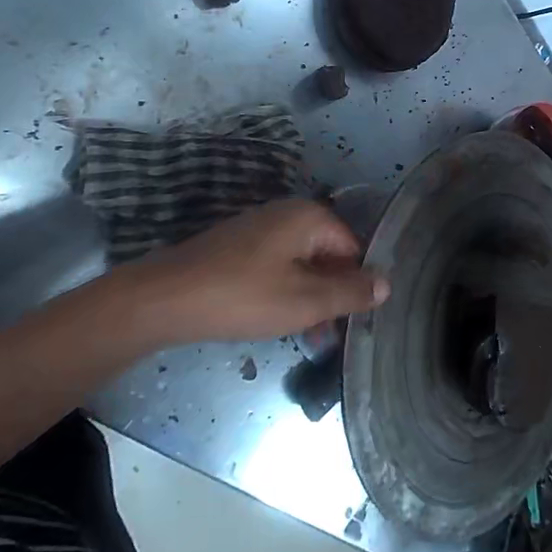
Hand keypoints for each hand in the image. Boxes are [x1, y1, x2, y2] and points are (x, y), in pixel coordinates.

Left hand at [125, 199, 388, 346]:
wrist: (164, 298)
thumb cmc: (243, 297)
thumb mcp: (306, 301)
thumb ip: (351, 292)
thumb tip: (388, 283)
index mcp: (309, 217)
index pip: (354, 248)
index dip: (357, 285)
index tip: (354, 321)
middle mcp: (288, 213)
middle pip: (329, 253)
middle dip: (333, 293)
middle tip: (330, 336)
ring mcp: (260, 227)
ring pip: (302, 263)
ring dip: (310, 297)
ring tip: (308, 337)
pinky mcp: (239, 245)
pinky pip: (277, 265)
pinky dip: (285, 290)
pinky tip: (277, 321)